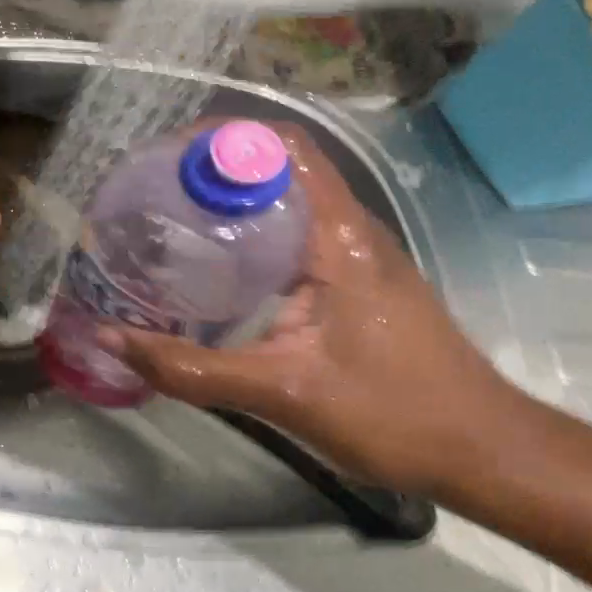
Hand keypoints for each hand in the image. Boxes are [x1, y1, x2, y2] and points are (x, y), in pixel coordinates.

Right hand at [100, 124, 521, 494]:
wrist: (485, 454)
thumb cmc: (394, 414)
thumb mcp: (281, 392)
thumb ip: (188, 367)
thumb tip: (106, 337)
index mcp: (338, 238)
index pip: (282, 148)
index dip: (221, 137)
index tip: (159, 159)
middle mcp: (347, 232)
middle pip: (274, 169)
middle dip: (205, 169)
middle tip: (142, 196)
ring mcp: (350, 257)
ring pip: (279, 204)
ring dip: (221, 202)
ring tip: (157, 224)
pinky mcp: (347, 283)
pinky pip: (285, 237)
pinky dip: (238, 237)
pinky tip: (199, 271)